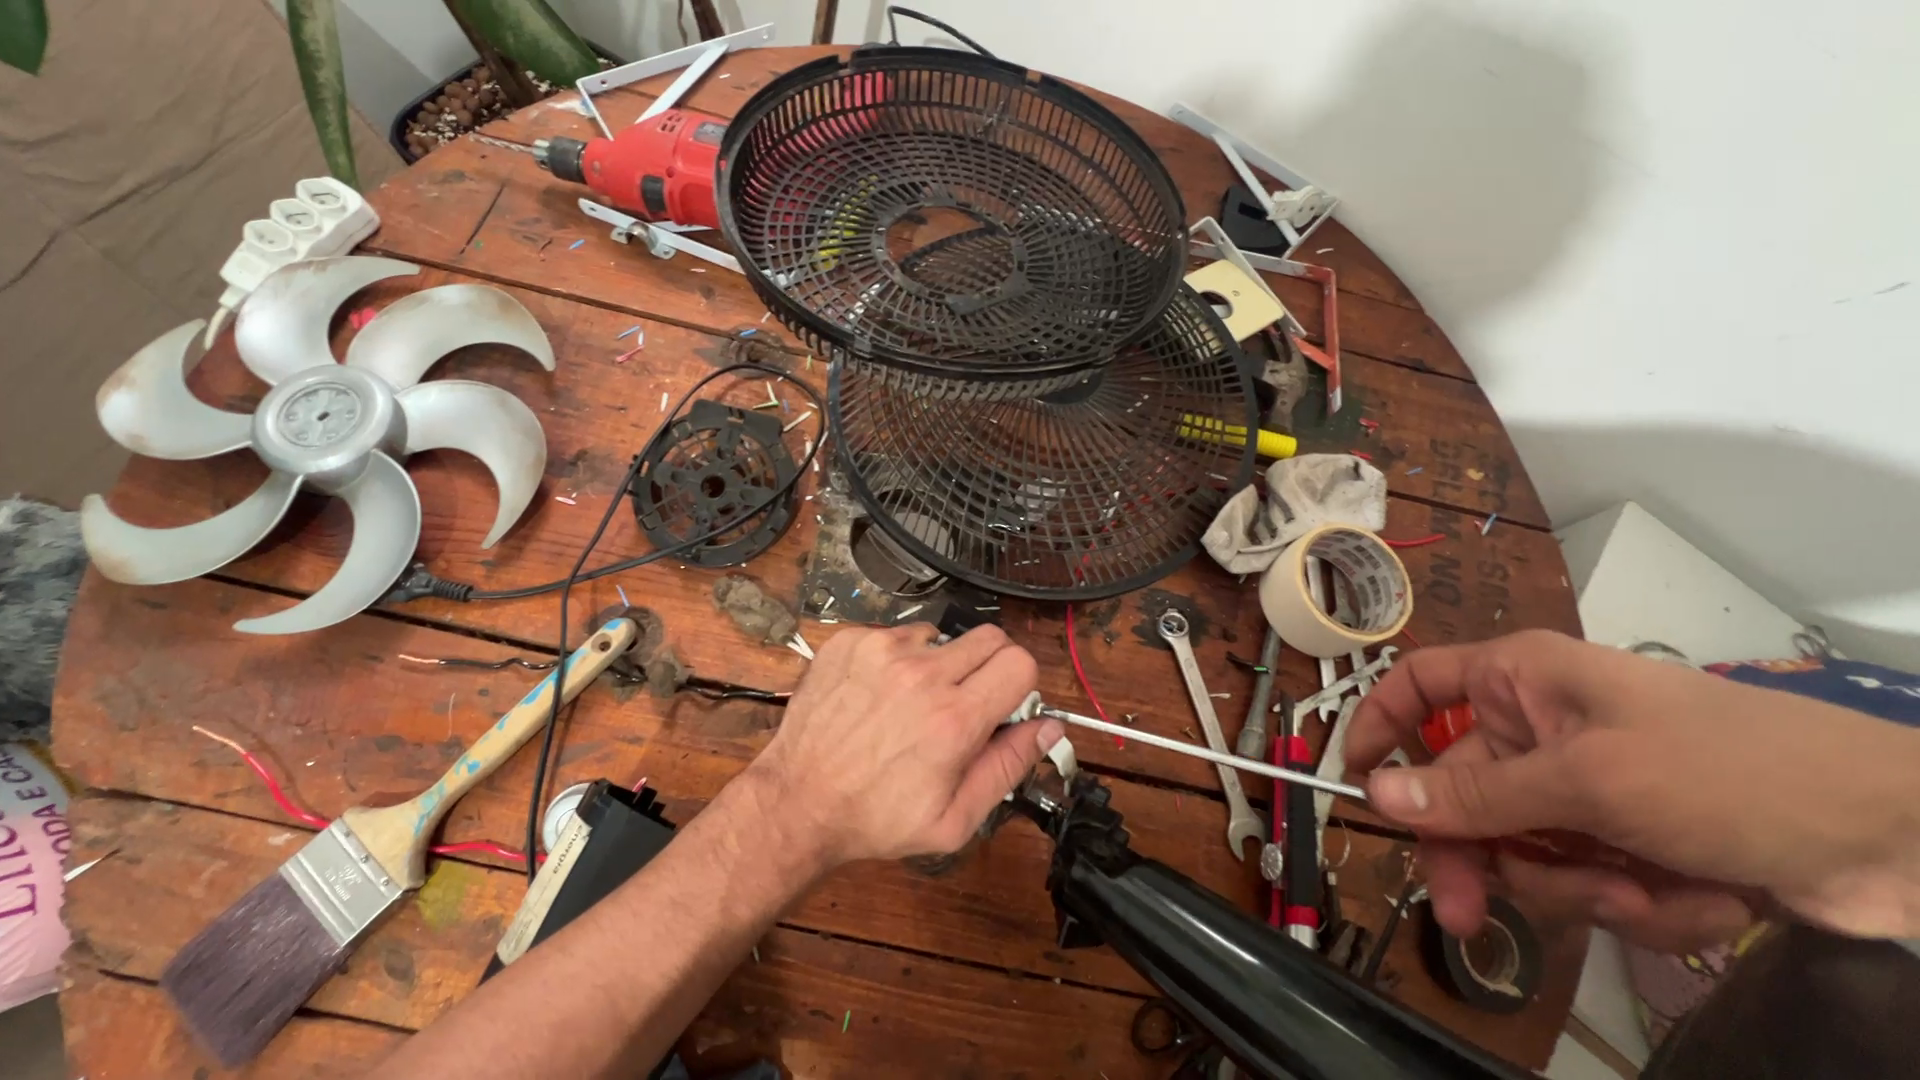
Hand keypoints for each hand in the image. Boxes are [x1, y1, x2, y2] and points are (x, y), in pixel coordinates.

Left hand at [745, 622, 1062, 865]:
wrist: (798, 800)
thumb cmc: (876, 818)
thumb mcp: (955, 818)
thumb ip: (1008, 767)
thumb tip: (1047, 727)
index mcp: (954, 719)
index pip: (1021, 664)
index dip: (1020, 685)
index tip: (1003, 705)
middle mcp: (921, 675)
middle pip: (991, 638)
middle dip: (989, 667)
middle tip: (964, 701)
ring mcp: (882, 651)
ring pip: (942, 636)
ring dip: (940, 663)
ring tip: (913, 703)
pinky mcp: (851, 642)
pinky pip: (897, 635)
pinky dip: (897, 659)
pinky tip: (879, 695)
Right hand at [1343, 630, 1919, 952]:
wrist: (1899, 842)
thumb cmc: (1730, 772)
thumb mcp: (1589, 781)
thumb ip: (1475, 794)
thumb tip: (1375, 794)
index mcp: (1522, 682)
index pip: (1417, 683)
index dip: (1377, 723)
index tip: (1355, 780)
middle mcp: (1540, 730)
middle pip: (1461, 793)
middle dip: (1483, 857)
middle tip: (1465, 917)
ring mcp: (1583, 790)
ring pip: (1522, 850)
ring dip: (1579, 887)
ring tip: (1645, 893)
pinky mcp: (1626, 843)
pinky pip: (1584, 881)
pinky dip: (1635, 903)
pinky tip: (1698, 897)